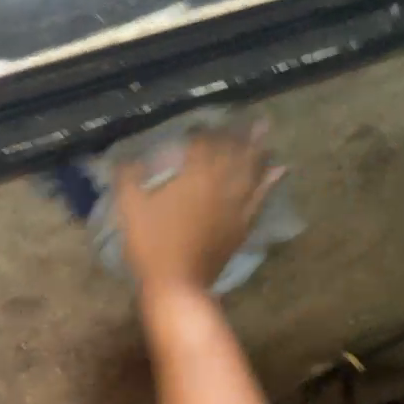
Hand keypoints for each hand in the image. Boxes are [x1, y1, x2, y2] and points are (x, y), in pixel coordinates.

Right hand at [114, 125, 283, 291]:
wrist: (178, 284)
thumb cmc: (151, 245)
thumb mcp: (130, 208)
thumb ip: (127, 178)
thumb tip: (124, 158)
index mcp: (192, 178)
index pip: (203, 146)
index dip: (203, 133)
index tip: (201, 125)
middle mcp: (219, 185)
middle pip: (233, 154)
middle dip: (239, 135)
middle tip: (250, 118)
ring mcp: (234, 206)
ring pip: (250, 171)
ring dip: (258, 150)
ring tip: (266, 132)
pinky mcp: (242, 225)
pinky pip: (260, 198)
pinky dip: (270, 182)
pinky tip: (279, 171)